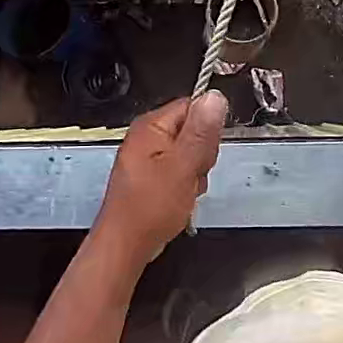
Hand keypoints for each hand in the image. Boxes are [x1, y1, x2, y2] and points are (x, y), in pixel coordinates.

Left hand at [92, 92, 227, 262]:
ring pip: (191, 153)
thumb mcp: (183, 165)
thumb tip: (215, 97)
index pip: (193, 107)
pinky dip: (187, 184)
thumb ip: (201, 131)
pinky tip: (180, 197)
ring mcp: (149, 157)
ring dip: (196, 173)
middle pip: (194, 130)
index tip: (205, 150)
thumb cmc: (150, 207)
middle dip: (202, 155)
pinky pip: (182, 170)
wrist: (127, 245)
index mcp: (151, 126)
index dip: (207, 128)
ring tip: (184, 189)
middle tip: (192, 173)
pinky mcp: (153, 175)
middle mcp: (147, 137)